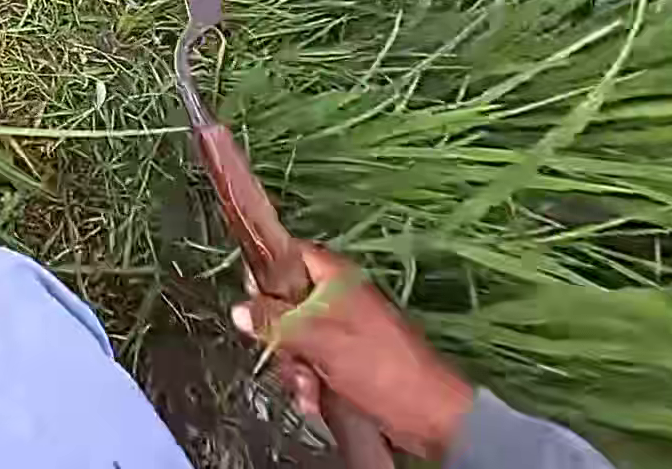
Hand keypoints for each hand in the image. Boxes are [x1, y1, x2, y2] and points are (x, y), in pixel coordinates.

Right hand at [231, 242, 473, 459]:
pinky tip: (315, 398)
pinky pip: (314, 356)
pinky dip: (310, 377)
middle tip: (284, 353)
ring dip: (294, 362)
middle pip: (285, 299)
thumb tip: (238, 310)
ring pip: (296, 332)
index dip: (264, 272)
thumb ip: (272, 319)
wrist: (433, 417)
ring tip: (306, 386)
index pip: (284, 253)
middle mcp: (335, 293)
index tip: (253, 297)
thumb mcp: (314, 336)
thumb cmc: (375, 362)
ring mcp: (343, 325)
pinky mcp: (349, 356)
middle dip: (279, 332)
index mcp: (331, 272)